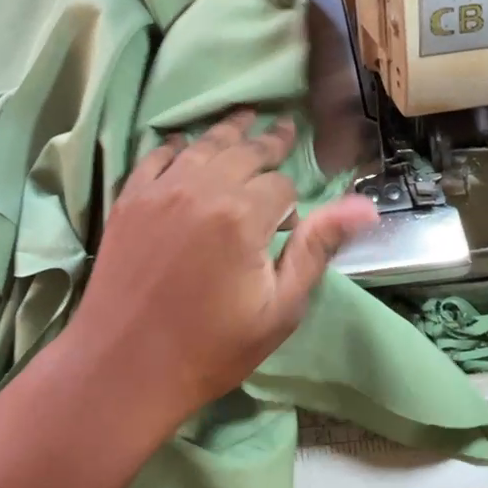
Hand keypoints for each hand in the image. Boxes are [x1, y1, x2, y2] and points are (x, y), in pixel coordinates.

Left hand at [66, 110, 379, 421]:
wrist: (123, 370)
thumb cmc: (211, 348)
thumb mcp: (279, 309)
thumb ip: (317, 248)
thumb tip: (364, 206)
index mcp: (242, 215)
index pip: (281, 185)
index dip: (292, 202)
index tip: (291, 224)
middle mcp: (201, 189)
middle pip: (244, 151)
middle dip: (269, 142)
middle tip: (285, 129)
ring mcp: (160, 190)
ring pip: (203, 145)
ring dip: (228, 132)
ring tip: (245, 117)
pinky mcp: (129, 199)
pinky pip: (156, 156)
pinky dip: (177, 147)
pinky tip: (185, 146)